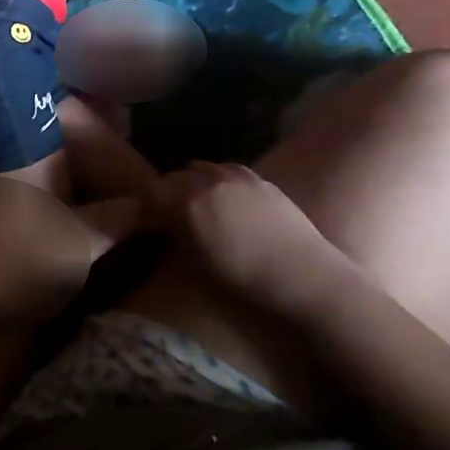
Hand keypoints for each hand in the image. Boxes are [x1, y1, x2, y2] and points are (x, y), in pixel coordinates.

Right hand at [155, 162, 348, 297]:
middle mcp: (208, 180)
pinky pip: (227, 171)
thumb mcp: (195, 262)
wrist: (304, 279)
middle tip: (169, 217)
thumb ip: (174, 232)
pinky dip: (219, 182)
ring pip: (200, 168)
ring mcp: (237, 176)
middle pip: (173, 176)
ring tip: (199, 206)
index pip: (149, 190)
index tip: (146, 223)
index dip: (144, 206)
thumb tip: (162, 221)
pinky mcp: (261, 180)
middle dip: (166, 193)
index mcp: (186, 201)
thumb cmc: (242, 281)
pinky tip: (228, 202)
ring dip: (192, 183)